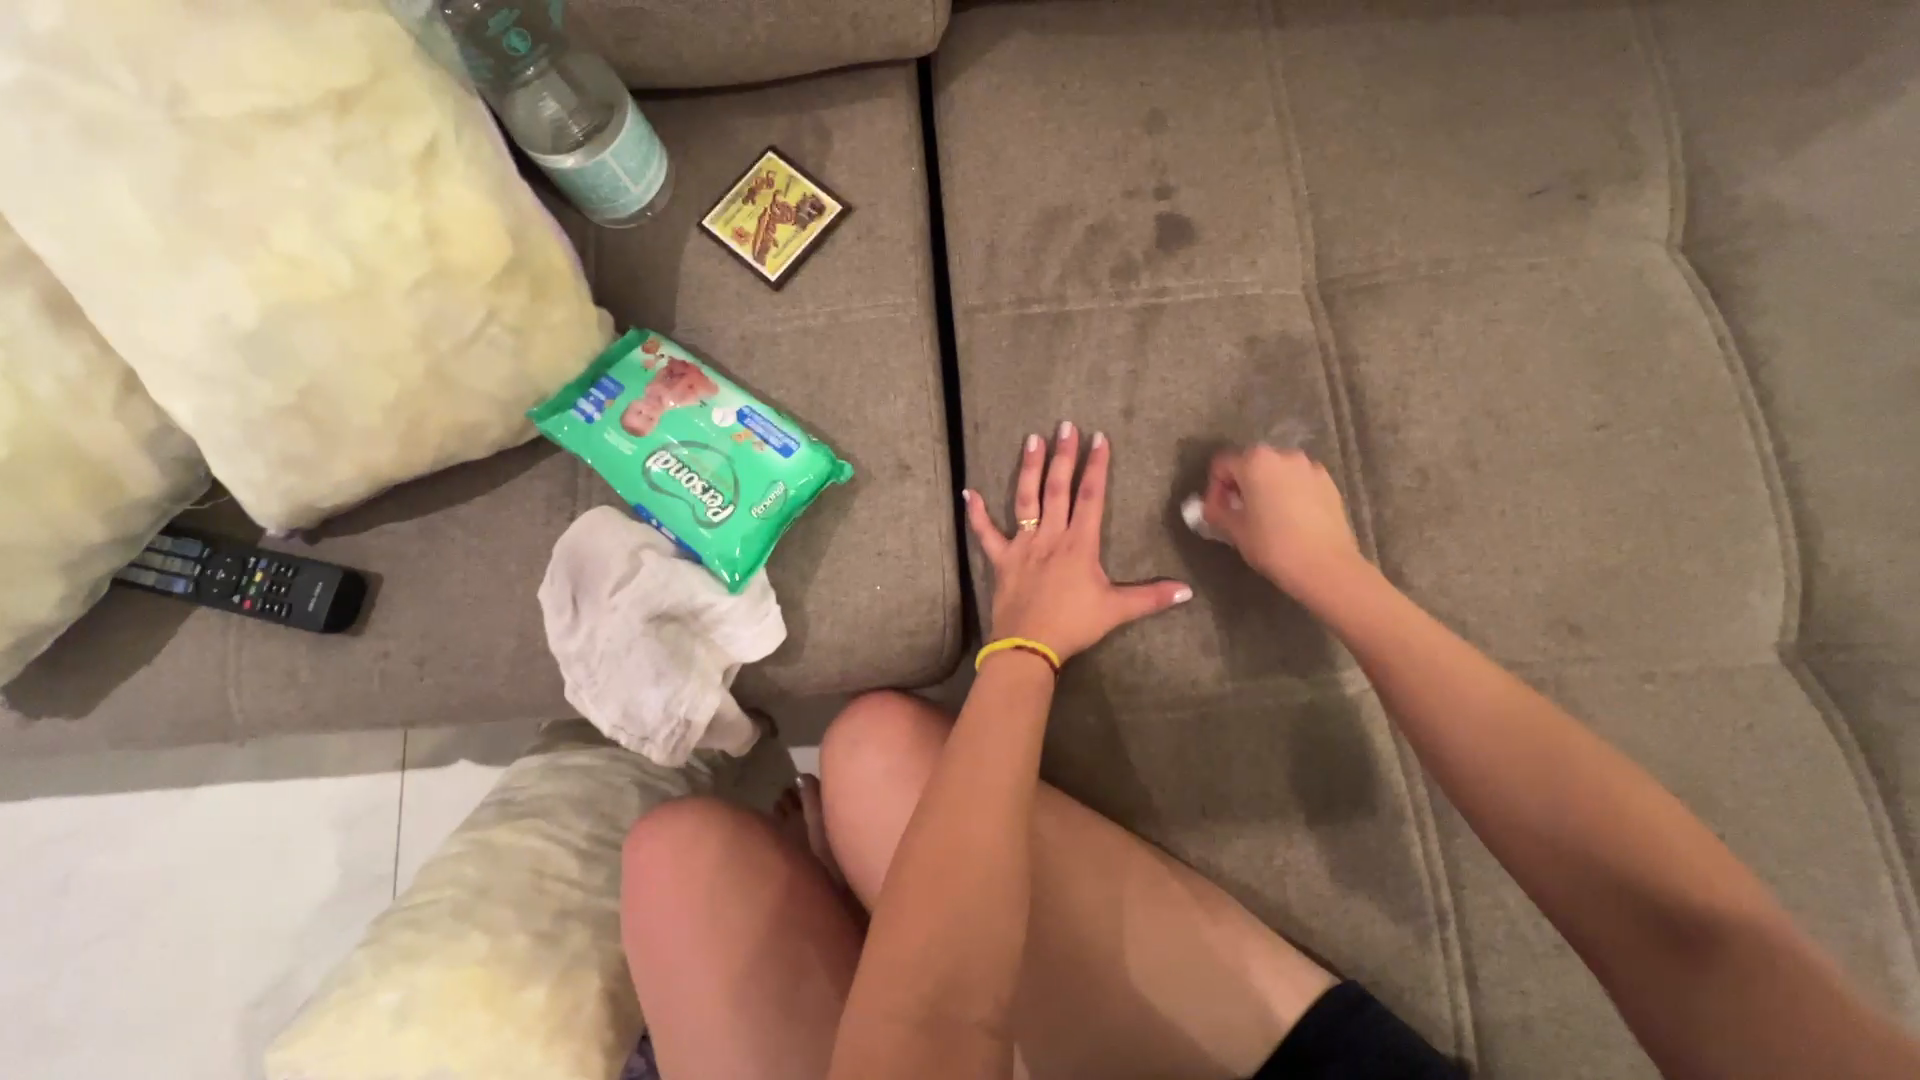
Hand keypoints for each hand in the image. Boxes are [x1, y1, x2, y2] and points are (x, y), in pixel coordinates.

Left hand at [964, 423, 1191, 661]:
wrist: (1029, 645)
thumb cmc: (1073, 625)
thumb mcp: (1117, 610)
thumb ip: (1151, 597)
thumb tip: (1187, 591)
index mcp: (1079, 544)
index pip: (1091, 496)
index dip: (1096, 466)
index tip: (1099, 438)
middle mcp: (1051, 536)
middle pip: (1058, 488)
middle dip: (1063, 455)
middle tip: (1065, 425)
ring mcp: (1023, 546)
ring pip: (1025, 500)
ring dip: (1028, 469)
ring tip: (1031, 440)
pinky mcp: (1001, 560)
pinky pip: (986, 533)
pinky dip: (977, 513)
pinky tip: (969, 492)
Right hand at [1201, 445, 1362, 599]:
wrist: (1326, 566)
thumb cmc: (1273, 546)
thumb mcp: (1234, 530)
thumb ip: (1216, 511)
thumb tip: (1212, 506)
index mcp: (1255, 461)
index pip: (1221, 465)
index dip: (1214, 488)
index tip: (1217, 511)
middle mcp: (1283, 455)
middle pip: (1251, 463)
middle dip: (1241, 485)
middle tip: (1239, 512)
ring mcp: (1310, 467)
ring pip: (1277, 471)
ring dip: (1266, 487)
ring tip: (1267, 516)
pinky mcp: (1328, 482)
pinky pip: (1299, 481)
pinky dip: (1289, 492)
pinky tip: (1291, 518)